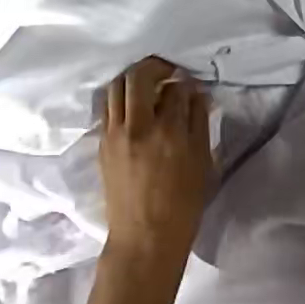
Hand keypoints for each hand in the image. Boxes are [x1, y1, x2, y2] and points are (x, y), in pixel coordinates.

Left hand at [99, 57, 213, 270]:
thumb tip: (197, 94)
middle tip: (168, 72)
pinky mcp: (102, 143)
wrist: (144, 237)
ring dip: (134, 78)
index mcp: (170, 133)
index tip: (190, 84)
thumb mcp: (202, 164)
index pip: (176, 89)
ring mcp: (115, 133)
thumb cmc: (183, 206)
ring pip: (117, 86)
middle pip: (139, 77)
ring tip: (148, 84)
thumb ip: (200, 124)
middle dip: (156, 66)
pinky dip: (121, 98)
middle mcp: (138, 126)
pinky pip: (108, 107)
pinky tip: (134, 106)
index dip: (186, 82)